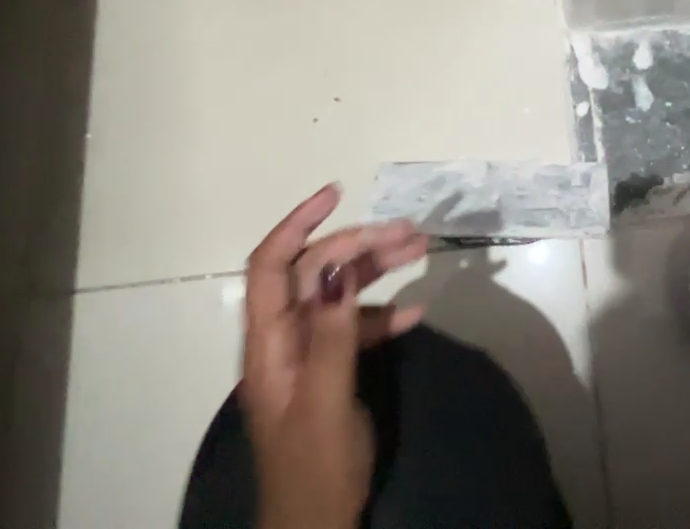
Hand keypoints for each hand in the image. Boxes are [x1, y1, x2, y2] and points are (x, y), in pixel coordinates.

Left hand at [240, 184, 428, 528]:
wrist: (317, 525)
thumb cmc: (315, 468)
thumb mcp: (326, 401)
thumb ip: (331, 333)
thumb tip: (336, 268)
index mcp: (268, 342)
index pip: (270, 265)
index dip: (298, 224)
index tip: (336, 194)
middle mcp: (283, 338)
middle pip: (315, 273)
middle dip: (358, 244)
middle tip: (408, 232)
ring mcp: (308, 353)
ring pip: (339, 293)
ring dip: (377, 270)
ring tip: (421, 249)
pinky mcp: (331, 369)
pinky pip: (357, 326)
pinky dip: (386, 314)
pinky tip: (418, 311)